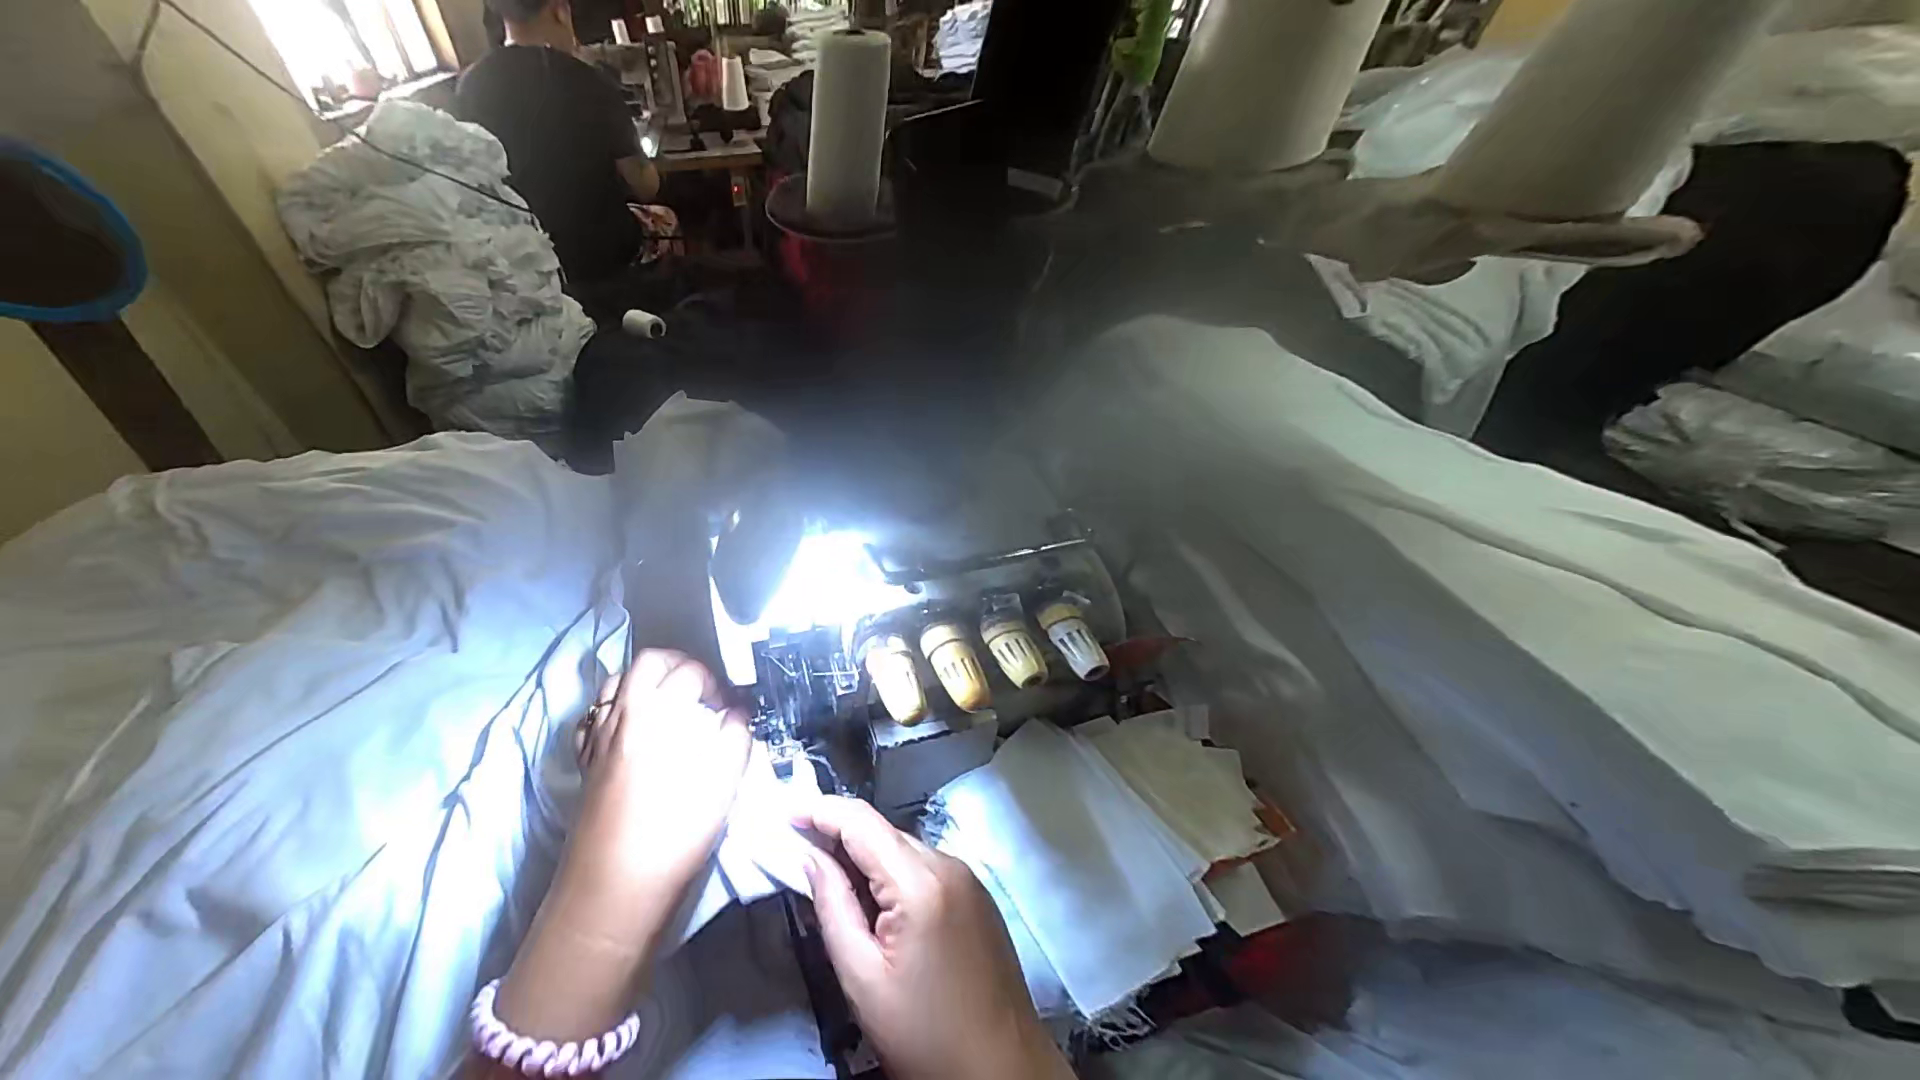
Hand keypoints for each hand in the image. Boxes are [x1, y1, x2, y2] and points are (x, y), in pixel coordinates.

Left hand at [491, 650, 749, 1044]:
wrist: (613, 889)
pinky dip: (618, 707)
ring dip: (647, 682)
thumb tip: (737, 714)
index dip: (716, 683)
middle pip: (649, 662)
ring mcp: (598, 737)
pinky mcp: (585, 761)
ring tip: (671, 705)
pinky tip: (635, 729)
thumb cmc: (676, 834)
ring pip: (617, 683)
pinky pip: (597, 715)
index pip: (689, 672)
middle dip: (680, 666)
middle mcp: (622, 715)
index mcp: (657, 714)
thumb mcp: (725, 782)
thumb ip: (736, 737)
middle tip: (702, 691)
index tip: (727, 706)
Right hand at [796, 797, 1073, 1079]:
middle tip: (800, 849)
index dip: (822, 810)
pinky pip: (925, 866)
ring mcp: (967, 876)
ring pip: (903, 848)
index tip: (787, 813)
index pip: (863, 822)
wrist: (1000, 1066)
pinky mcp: (976, 892)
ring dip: (867, 855)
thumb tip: (812, 857)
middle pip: (883, 832)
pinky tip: (876, 901)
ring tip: (832, 878)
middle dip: (840, 834)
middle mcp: (948, 864)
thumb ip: (833, 907)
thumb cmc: (924, 1033)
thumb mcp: (862, 977)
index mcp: (920, 882)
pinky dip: (894, 871)